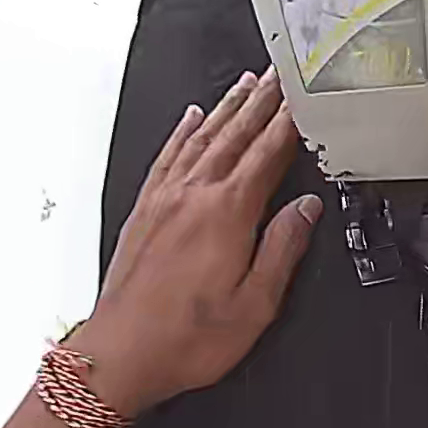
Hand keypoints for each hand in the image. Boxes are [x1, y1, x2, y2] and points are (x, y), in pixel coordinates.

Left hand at [70, 68, 321, 416]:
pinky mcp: (146, 211)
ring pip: (203, 138)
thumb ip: (282, 248)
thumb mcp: (255, 303)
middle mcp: (194, 196)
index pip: (267, 154)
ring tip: (247, 83)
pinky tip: (193, 118)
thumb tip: (305, 209)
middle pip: (235, 135)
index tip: (304, 95)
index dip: (289, 123)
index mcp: (226, 215)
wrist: (122, 354)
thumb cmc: (188, 337)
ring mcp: (166, 200)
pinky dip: (183, 132)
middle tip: (280, 72)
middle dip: (262, 101)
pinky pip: (168, 157)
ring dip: (228, 107)